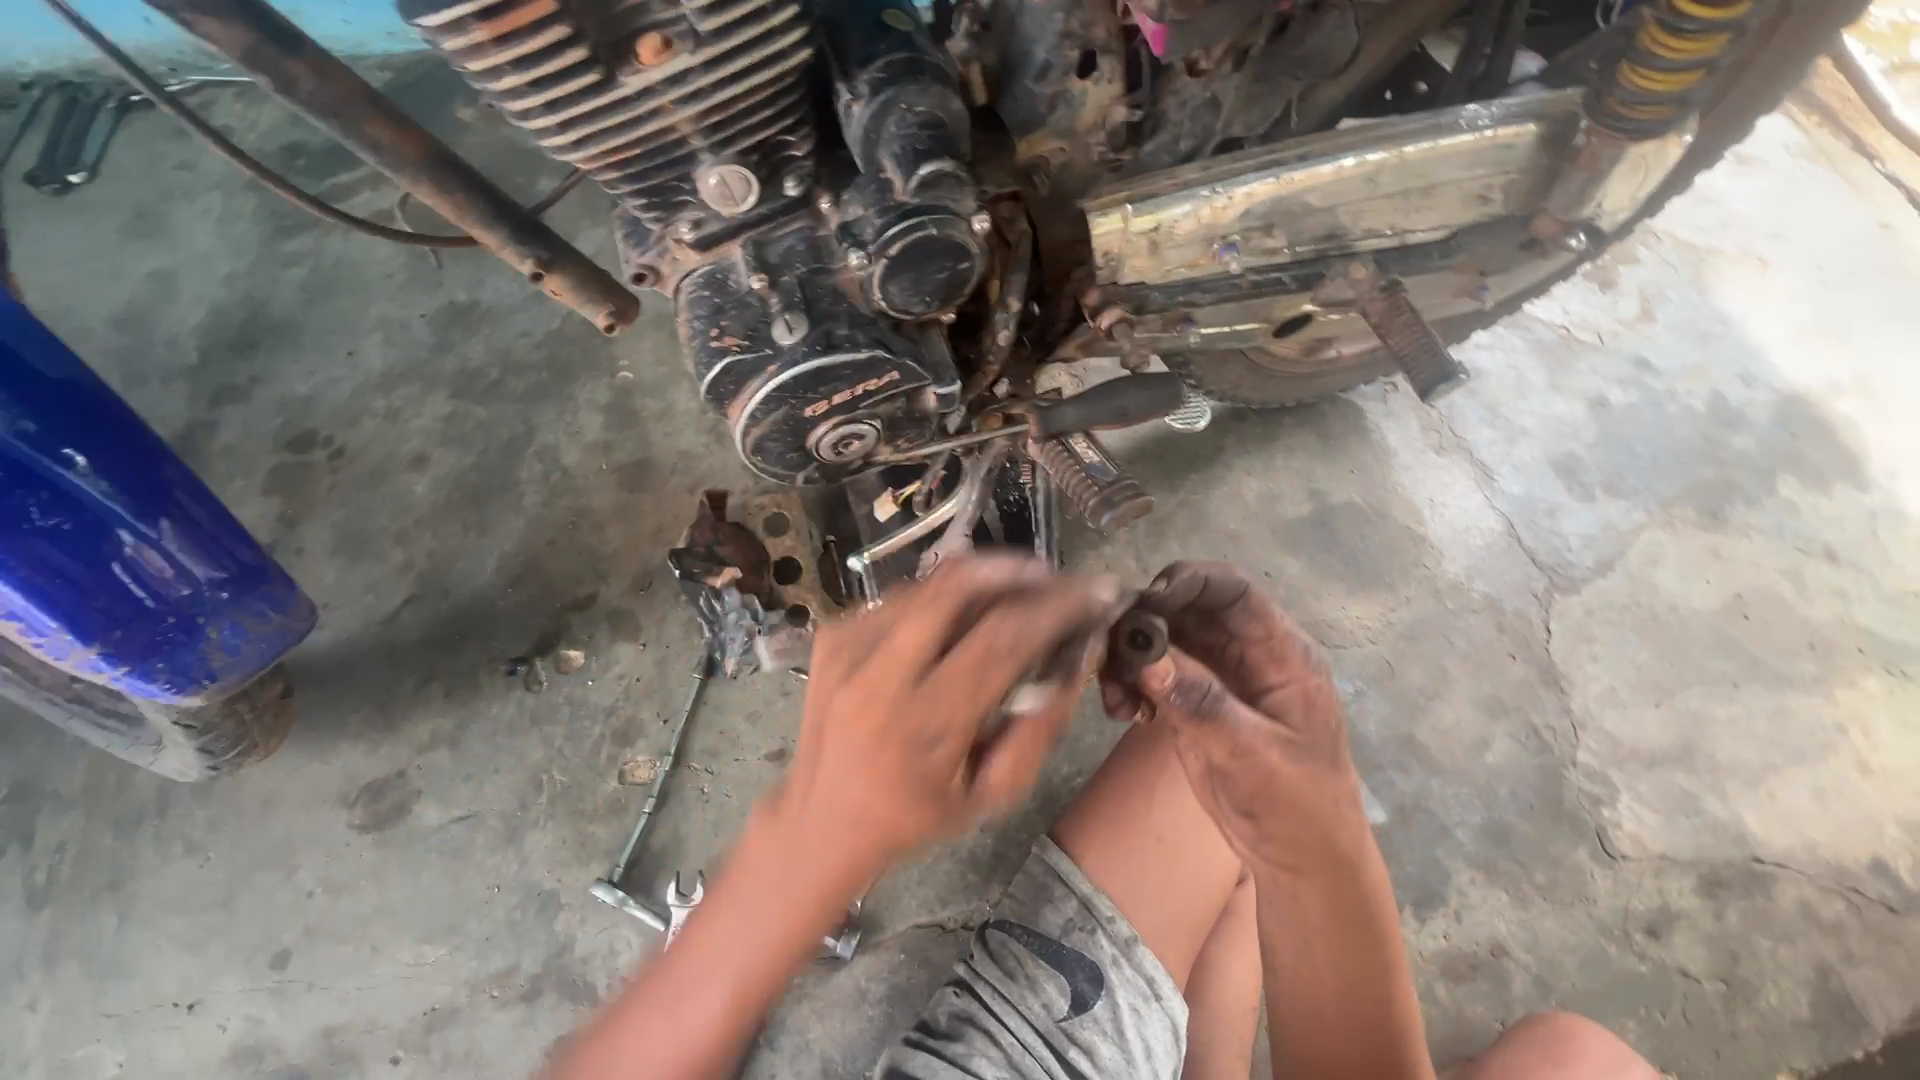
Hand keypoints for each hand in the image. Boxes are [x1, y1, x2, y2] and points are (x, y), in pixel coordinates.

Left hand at [773, 554, 1122, 877]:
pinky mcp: (832, 634)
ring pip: (928, 584)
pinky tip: (958, 619)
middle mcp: (879, 673)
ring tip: (1014, 593)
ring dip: (980, 579)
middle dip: (1017, 569)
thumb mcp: (991, 796)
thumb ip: (1039, 729)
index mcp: (924, 724)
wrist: (821, 818)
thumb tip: (1074, 658)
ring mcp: (848, 645)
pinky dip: (940, 598)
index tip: (1096, 592)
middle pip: (956, 585)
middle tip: (1053, 576)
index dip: (1057, 607)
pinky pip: (900, 598)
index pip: (1001, 639)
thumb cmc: (914, 816)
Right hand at [1100, 561, 1364, 874]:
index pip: (1235, 592)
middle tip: (1109, 650)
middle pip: (1188, 610)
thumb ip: (1203, 704)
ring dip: (1130, 657)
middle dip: (1146, 622)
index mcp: (1281, 654)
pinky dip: (1131, 683)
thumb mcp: (1256, 755)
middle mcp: (1246, 655)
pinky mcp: (1192, 703)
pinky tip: (1125, 712)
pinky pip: (1153, 674)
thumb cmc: (1299, 806)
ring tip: (1115, 696)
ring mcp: (1216, 678)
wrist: (1299, 859)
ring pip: (1163, 640)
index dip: (1190, 582)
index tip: (1144, 599)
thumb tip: (1147, 657)